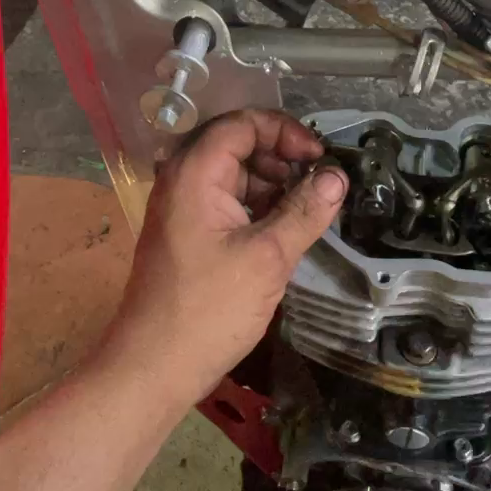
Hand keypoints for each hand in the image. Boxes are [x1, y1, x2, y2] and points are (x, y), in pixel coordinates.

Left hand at [93, 109, 348, 409]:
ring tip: (309, 209)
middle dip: (282, 159)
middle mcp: (183, 181)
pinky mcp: (189, 234)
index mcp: (194, 173)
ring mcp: (183, 208)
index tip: (319, 158)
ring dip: (273, 185)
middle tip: (319, 184)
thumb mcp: (267, 257)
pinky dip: (258, 208)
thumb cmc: (208, 309)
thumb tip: (337, 177)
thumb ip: (304, 211)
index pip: (242, 124)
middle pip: (238, 145)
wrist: (154, 367)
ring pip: (235, 176)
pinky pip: (227, 203)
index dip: (285, 132)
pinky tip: (285, 229)